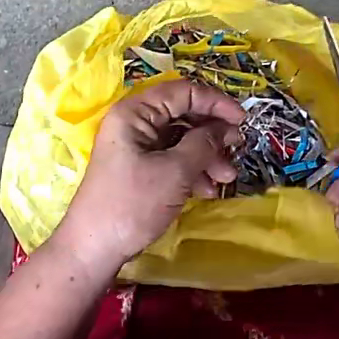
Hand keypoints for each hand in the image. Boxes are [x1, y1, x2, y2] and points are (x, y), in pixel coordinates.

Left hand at [49, 79, 245, 275]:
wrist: (95, 247)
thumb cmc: (132, 204)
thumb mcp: (174, 172)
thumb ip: (203, 144)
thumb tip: (224, 128)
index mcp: (134, 113)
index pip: (182, 91)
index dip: (216, 102)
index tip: (243, 120)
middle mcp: (133, 123)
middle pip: (182, 115)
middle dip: (213, 133)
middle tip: (238, 149)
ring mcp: (134, 147)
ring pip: (180, 140)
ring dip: (206, 156)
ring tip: (227, 178)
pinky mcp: (138, 170)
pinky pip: (171, 160)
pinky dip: (192, 171)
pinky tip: (208, 191)